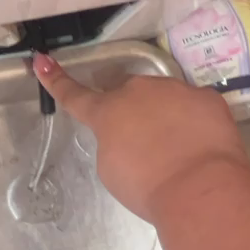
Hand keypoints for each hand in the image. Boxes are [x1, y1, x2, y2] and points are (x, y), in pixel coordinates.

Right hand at [32, 53, 249, 221]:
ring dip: (163, 114)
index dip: (56, 80)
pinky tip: (200, 144)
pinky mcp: (206, 97)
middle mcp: (138, 91)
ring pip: (163, 96)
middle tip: (142, 139)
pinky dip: (193, 121)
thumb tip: (127, 133)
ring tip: (176, 148)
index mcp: (107, 112)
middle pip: (127, 92)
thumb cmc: (146, 186)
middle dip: (130, 109)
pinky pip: (193, 105)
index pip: (75, 95)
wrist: (200, 188)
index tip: (42, 60)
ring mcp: (175, 90)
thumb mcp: (111, 168)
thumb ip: (112, 141)